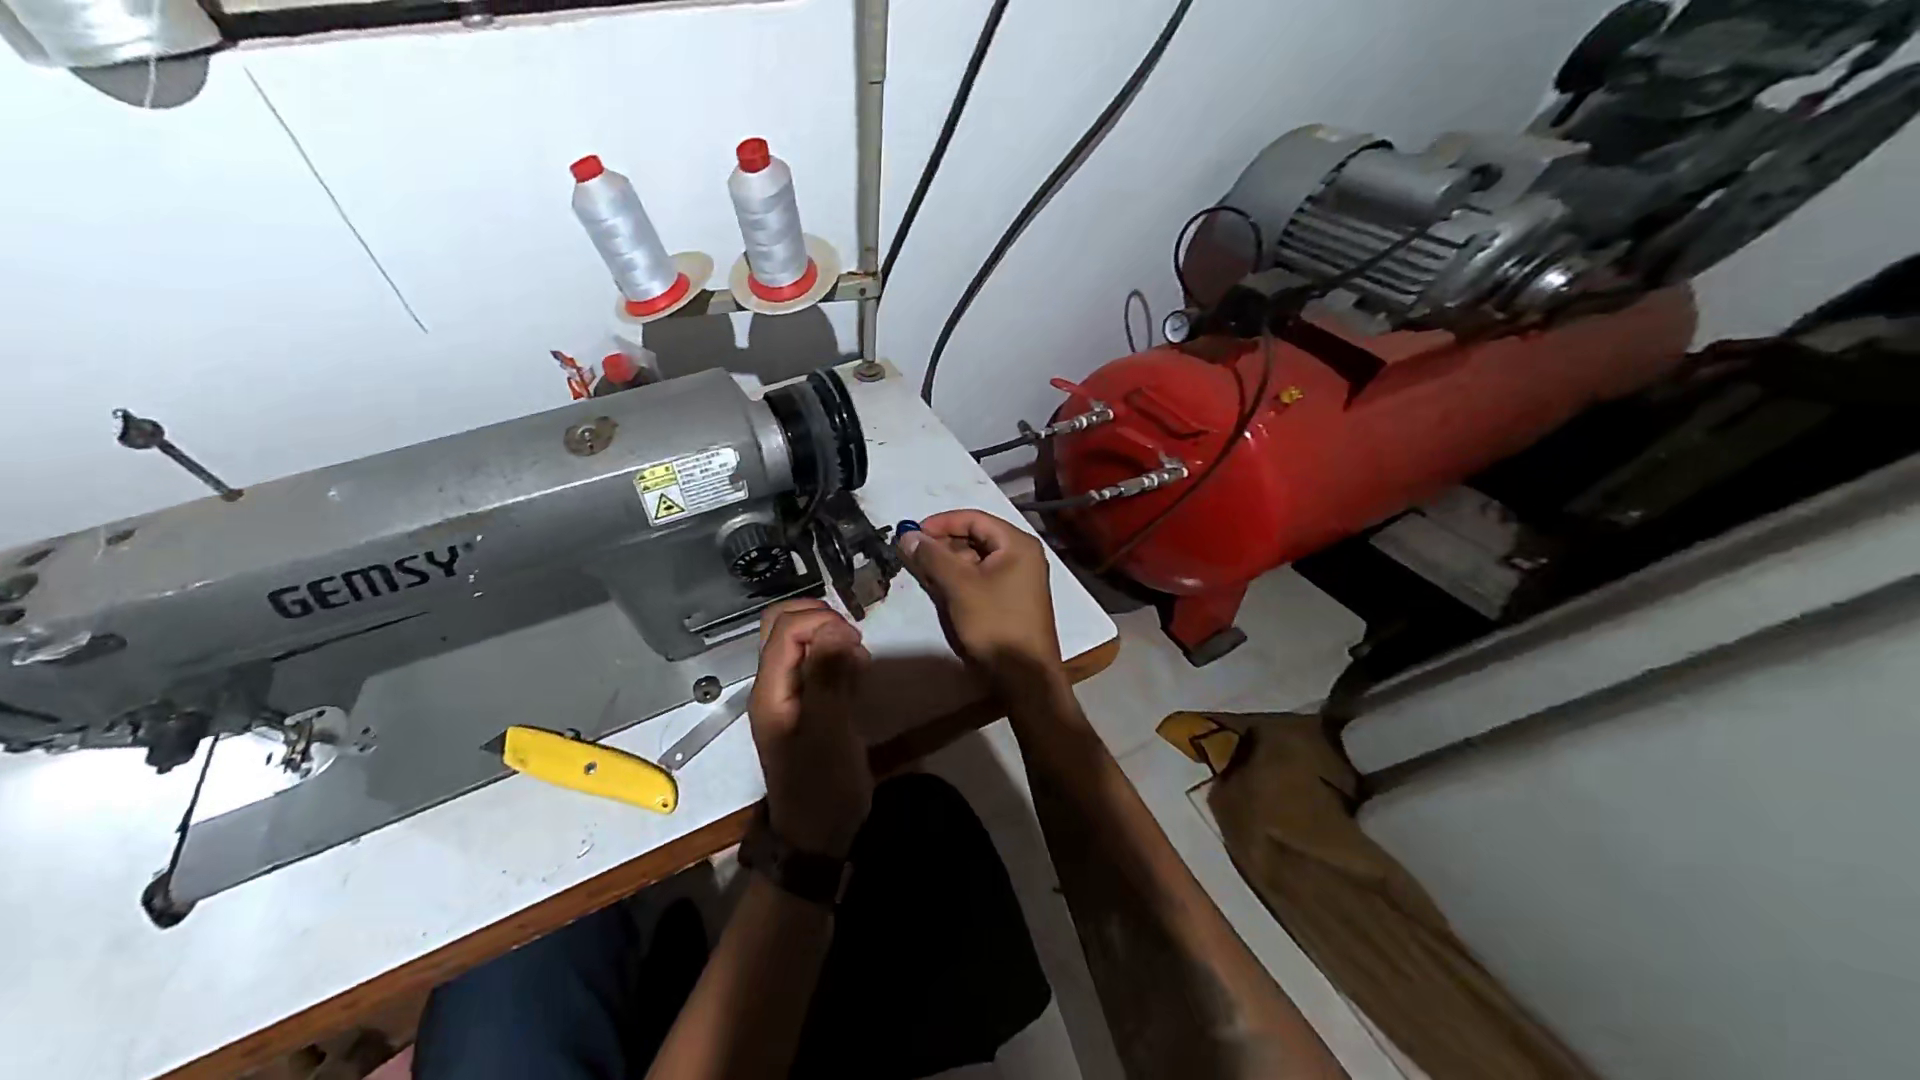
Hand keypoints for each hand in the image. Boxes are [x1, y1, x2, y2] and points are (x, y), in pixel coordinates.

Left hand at [748, 599, 874, 858]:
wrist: (818, 835)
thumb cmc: (822, 785)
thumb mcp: (829, 730)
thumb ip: (827, 675)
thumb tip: (834, 626)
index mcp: (770, 690)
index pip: (786, 629)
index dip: (821, 622)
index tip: (855, 641)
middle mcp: (773, 686)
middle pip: (783, 627)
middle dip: (821, 621)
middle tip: (854, 641)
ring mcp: (788, 696)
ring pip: (799, 642)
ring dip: (830, 638)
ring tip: (859, 662)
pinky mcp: (806, 706)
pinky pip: (814, 664)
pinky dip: (835, 658)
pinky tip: (857, 675)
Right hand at [896, 509, 1062, 684]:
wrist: (1025, 675)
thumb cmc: (996, 623)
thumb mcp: (960, 587)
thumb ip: (933, 557)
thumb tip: (908, 535)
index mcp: (1017, 544)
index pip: (974, 518)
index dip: (941, 522)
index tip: (913, 533)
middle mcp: (1022, 555)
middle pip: (977, 536)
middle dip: (944, 542)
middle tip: (914, 552)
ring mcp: (1020, 577)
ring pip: (978, 558)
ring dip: (950, 561)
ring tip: (923, 570)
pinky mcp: (1013, 597)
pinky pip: (984, 576)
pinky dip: (962, 577)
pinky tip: (942, 586)